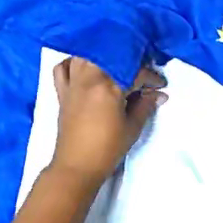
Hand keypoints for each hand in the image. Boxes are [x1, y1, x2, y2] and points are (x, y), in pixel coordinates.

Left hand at [47, 57, 164, 185]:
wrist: (76, 166)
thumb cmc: (107, 149)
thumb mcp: (132, 128)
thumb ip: (145, 106)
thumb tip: (157, 94)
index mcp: (109, 86)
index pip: (136, 72)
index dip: (152, 78)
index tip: (160, 86)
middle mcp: (89, 78)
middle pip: (110, 55)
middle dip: (129, 60)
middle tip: (139, 74)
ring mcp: (73, 83)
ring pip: (86, 56)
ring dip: (102, 57)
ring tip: (114, 67)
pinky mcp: (62, 92)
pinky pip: (62, 68)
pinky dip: (72, 64)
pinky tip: (83, 70)